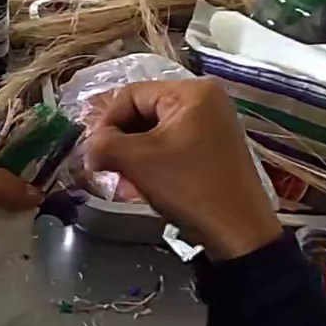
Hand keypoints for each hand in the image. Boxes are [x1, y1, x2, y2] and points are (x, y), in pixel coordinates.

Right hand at [83, 80, 280, 259]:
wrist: (239, 233)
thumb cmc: (189, 186)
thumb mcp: (136, 160)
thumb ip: (101, 144)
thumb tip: (87, 147)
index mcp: (191, 92)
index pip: (128, 95)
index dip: (105, 122)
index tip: (93, 150)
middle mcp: (204, 98)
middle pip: (140, 111)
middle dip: (118, 140)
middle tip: (102, 164)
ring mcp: (210, 122)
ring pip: (151, 129)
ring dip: (130, 153)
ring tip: (120, 177)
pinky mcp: (211, 144)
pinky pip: (168, 142)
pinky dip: (149, 159)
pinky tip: (138, 182)